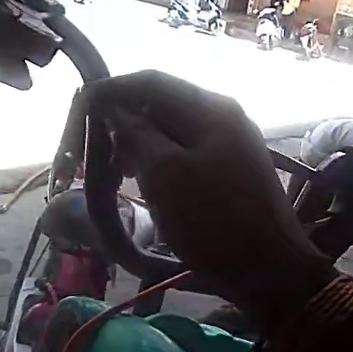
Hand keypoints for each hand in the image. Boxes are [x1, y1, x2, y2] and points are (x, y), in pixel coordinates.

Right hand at [83, 72, 335, 324]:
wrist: (270, 270)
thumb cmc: (212, 222)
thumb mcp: (164, 175)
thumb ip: (135, 134)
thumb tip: (113, 107)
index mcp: (209, 108)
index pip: (151, 81)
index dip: (112, 89)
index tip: (81, 105)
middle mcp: (224, 115)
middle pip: (164, 102)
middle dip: (127, 119)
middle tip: (100, 149)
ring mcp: (233, 142)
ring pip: (175, 128)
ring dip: (143, 142)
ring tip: (120, 171)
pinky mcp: (235, 168)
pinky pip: (190, 150)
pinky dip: (163, 159)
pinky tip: (150, 182)